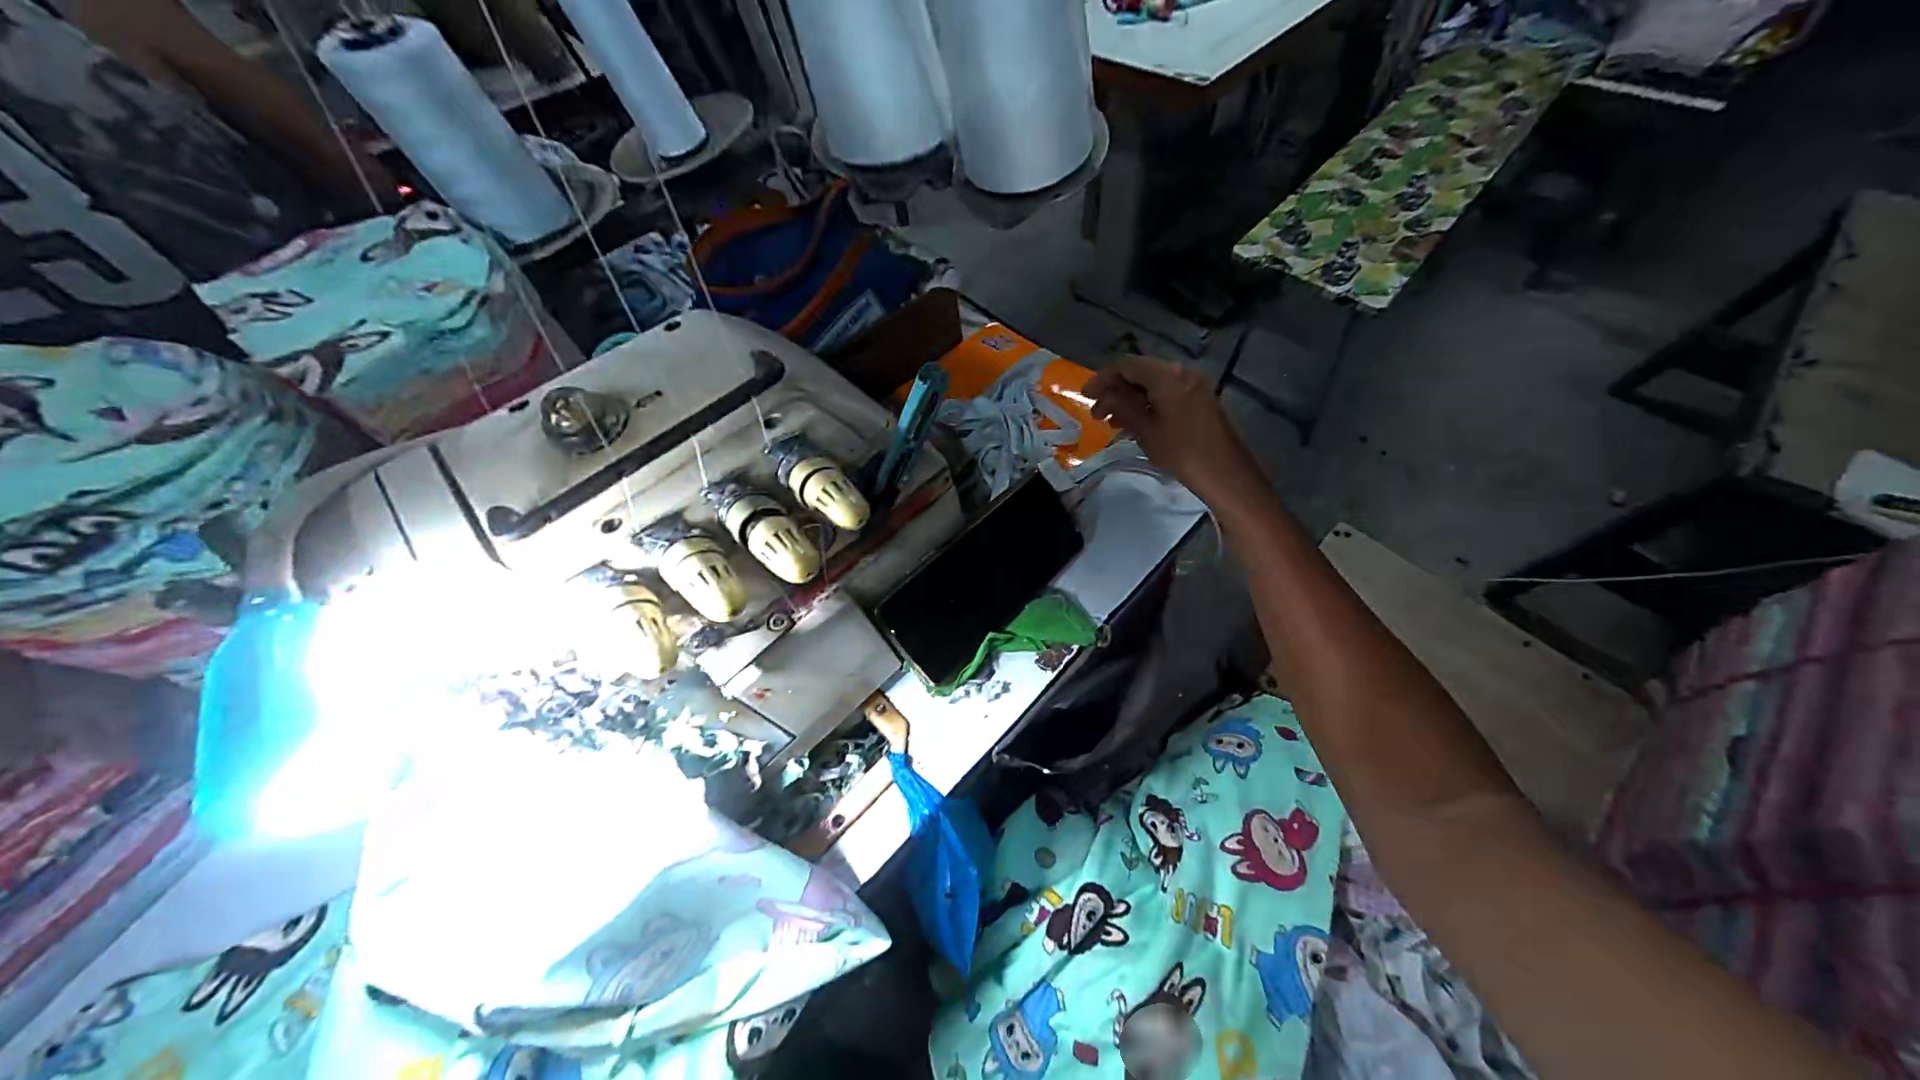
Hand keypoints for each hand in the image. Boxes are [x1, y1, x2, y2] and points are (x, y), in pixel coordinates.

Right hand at [1086, 357, 1268, 510]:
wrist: (1226, 474)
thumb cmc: (1183, 453)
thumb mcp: (1146, 430)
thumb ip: (1123, 406)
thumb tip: (1106, 393)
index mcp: (1168, 376)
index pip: (1127, 365)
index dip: (1103, 378)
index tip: (1085, 396)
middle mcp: (1183, 372)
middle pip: (1141, 372)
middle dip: (1116, 390)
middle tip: (1097, 414)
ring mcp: (1195, 385)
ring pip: (1153, 384)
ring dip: (1130, 399)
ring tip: (1113, 422)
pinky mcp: (1200, 399)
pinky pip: (1167, 393)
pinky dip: (1148, 404)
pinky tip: (1135, 423)